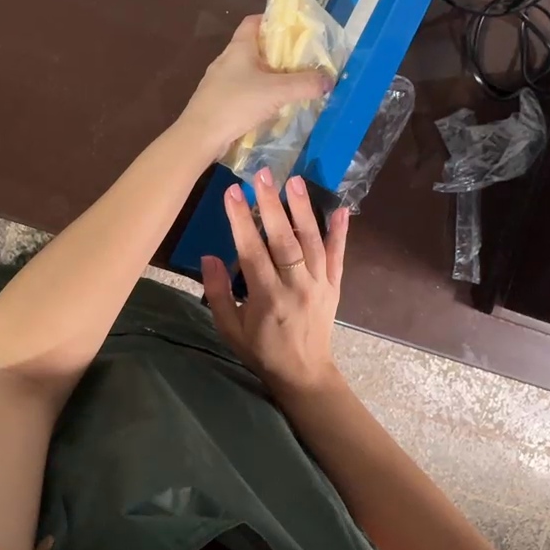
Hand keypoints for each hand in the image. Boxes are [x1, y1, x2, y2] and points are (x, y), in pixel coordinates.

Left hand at [177, 16, 332, 153]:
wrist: (200, 136)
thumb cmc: (236, 104)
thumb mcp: (277, 91)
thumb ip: (305, 84)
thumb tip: (329, 80)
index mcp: (238, 47)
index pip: (254, 21)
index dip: (273, 20)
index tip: (294, 30)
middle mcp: (226, 60)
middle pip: (254, 47)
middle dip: (277, 53)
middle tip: (301, 62)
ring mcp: (219, 82)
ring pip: (248, 71)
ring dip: (268, 76)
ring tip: (291, 85)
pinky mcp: (217, 101)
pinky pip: (242, 91)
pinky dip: (257, 94)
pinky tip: (271, 107)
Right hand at [201, 168, 348, 395]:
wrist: (304, 374)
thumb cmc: (260, 350)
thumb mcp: (229, 329)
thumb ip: (217, 292)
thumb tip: (209, 256)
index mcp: (267, 299)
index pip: (252, 252)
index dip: (241, 221)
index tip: (232, 192)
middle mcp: (296, 287)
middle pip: (285, 241)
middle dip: (272, 205)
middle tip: (263, 175)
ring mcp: (319, 285)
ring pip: (312, 243)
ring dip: (303, 210)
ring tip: (295, 181)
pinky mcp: (335, 287)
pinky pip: (339, 257)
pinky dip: (340, 233)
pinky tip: (340, 209)